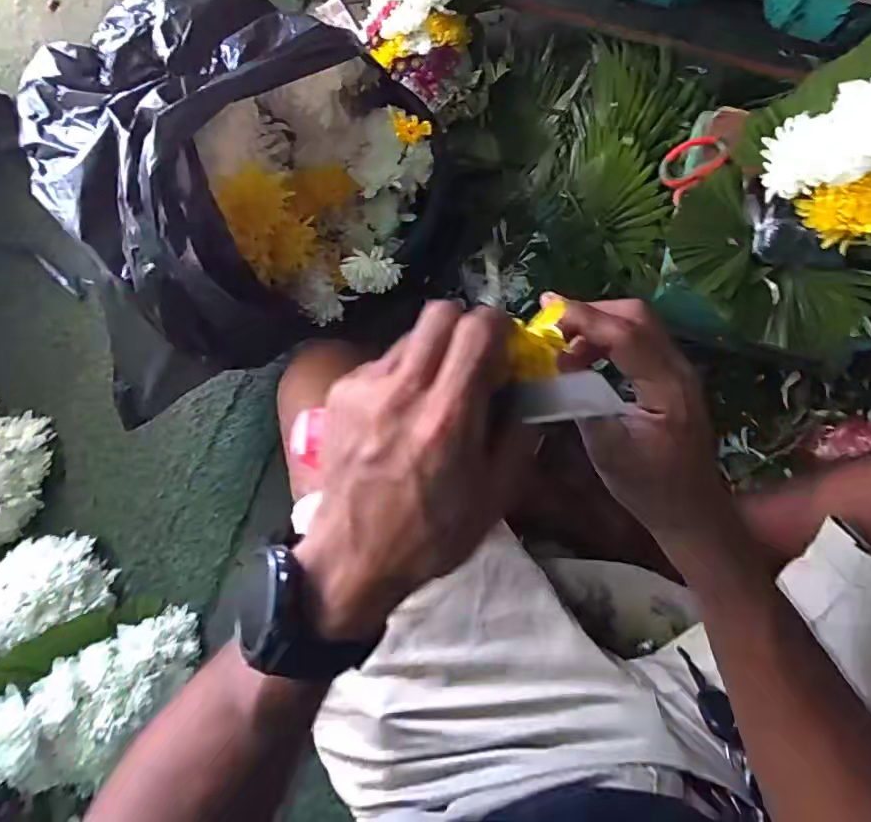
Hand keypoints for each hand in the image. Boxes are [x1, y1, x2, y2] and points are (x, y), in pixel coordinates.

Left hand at [295, 302, 534, 639]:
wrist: (351, 558)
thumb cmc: (431, 534)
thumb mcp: (495, 494)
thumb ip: (519, 430)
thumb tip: (529, 384)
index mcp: (447, 416)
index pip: (477, 328)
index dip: (499, 326)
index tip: (505, 348)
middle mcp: (403, 389)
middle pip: (440, 312)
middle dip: (465, 324)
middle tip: (473, 357)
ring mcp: (365, 387)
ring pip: (411, 335)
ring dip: (433, 352)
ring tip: (434, 391)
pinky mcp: (341, 392)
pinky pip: (383, 362)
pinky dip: (402, 375)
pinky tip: (400, 412)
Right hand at [552, 297, 733, 550]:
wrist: (692, 513)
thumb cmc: (650, 490)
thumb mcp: (608, 453)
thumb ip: (582, 405)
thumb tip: (556, 364)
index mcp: (668, 387)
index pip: (626, 334)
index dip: (584, 317)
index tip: (547, 310)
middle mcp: (679, 369)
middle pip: (636, 315)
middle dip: (591, 312)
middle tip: (552, 325)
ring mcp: (679, 370)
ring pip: (638, 323)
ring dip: (598, 324)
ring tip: (563, 346)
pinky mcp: (671, 375)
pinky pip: (639, 339)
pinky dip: (608, 337)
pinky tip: (584, 357)